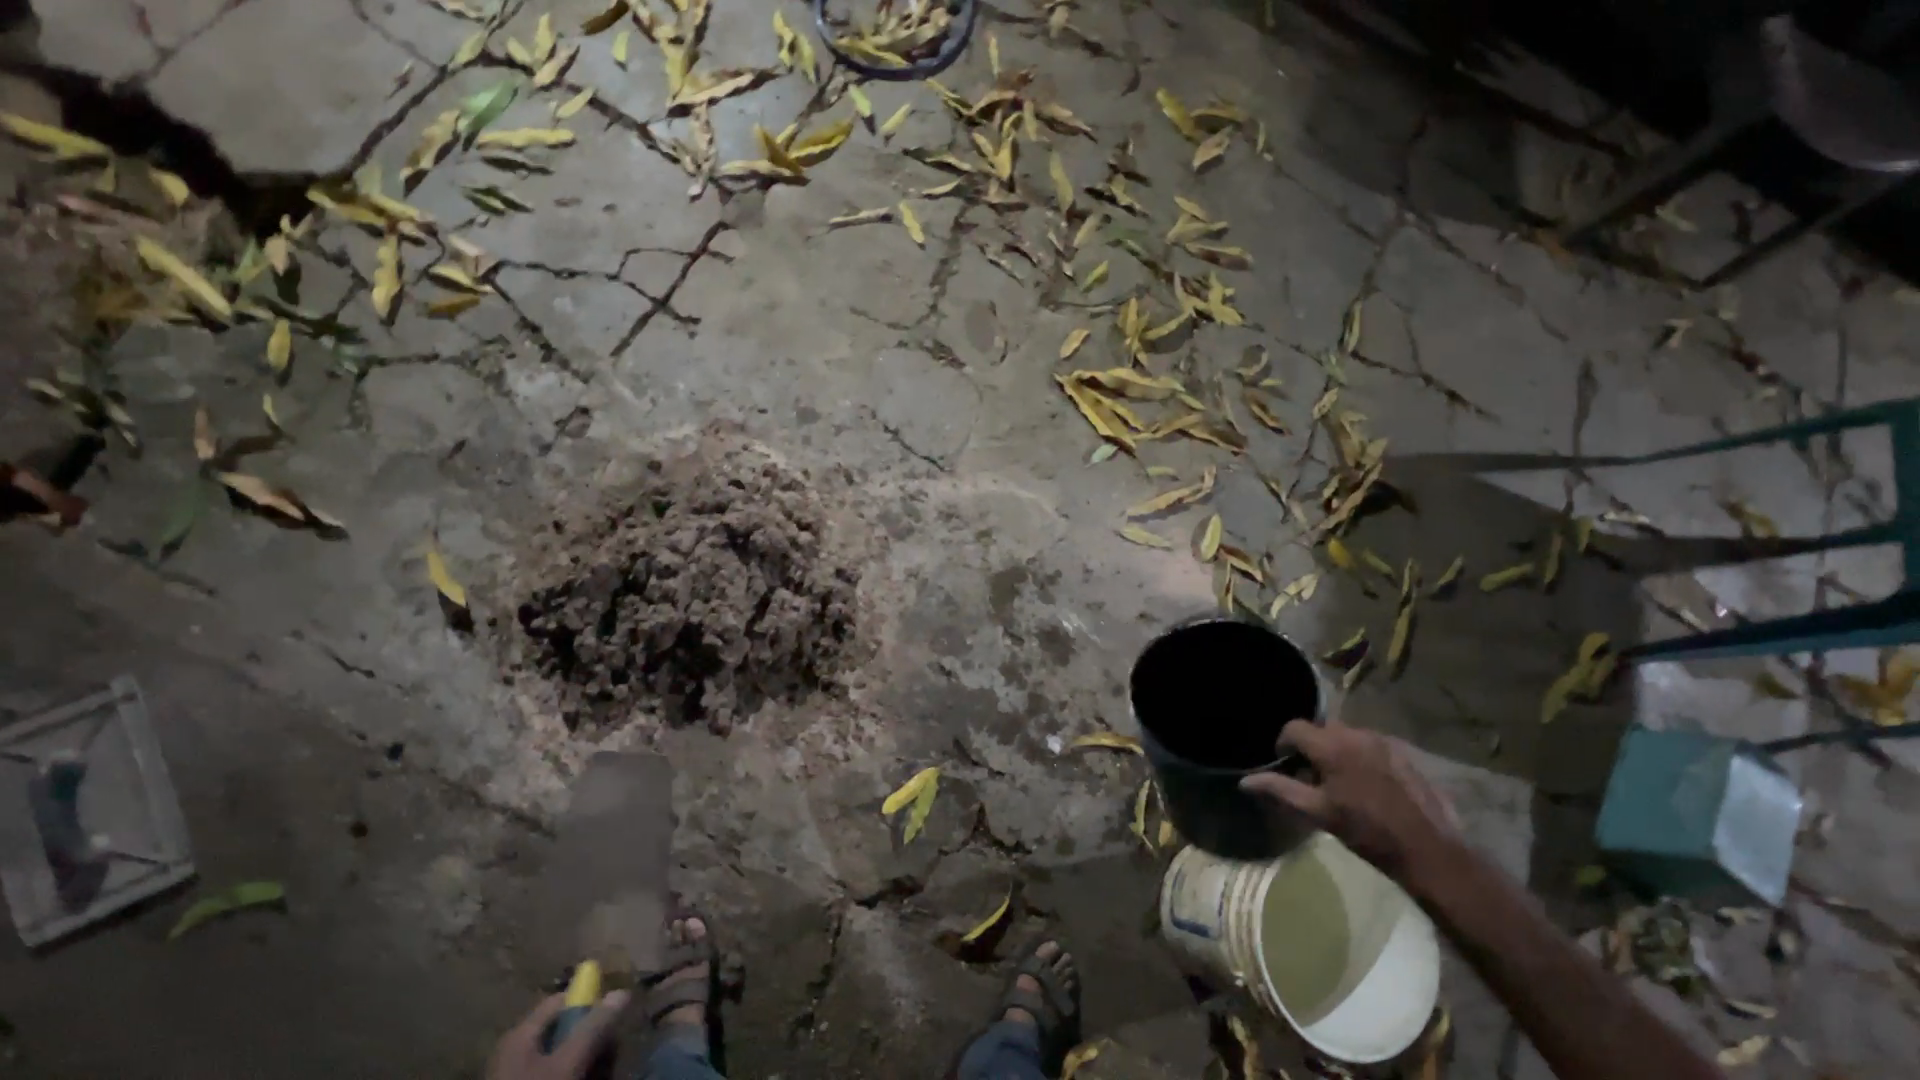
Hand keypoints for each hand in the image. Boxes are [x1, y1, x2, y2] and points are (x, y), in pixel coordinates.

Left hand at [486, 990, 631, 1079]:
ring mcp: (525, 1077)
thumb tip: (621, 992)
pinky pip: (564, 1076)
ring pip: (570, 1059)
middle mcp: (521, 1052)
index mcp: (522, 1035)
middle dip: (595, 1044)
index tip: (613, 1023)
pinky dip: (581, 1079)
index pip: (563, 1001)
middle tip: (608, 1063)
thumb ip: (594, 1028)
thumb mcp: (568, 1064)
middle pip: (569, 1031)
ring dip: (592, 1067)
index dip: (590, 1005)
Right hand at [1240, 721, 1461, 889]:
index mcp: (1333, 746)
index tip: (1286, 767)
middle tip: (1313, 780)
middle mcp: (1358, 734)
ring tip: (1342, 785)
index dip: (1284, 745)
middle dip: (1312, 749)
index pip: (1294, 727)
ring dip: (1338, 752)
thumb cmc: (1367, 832)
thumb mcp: (1318, 814)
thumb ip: (1280, 790)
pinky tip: (1369, 787)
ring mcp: (1385, 741)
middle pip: (1322, 730)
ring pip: (1348, 737)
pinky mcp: (1405, 753)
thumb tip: (1245, 781)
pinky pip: (1372, 745)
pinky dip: (1362, 758)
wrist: (1428, 849)